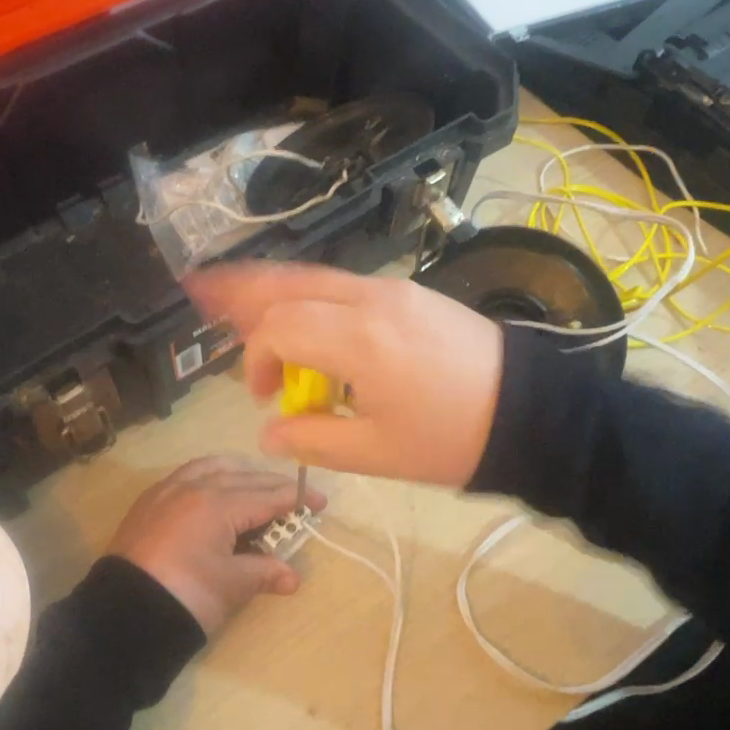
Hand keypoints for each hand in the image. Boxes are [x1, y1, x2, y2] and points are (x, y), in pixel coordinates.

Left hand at [108, 457, 326, 635]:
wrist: (122, 615)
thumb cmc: (186, 596)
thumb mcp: (231, 586)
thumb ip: (264, 572)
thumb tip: (292, 577)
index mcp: (218, 503)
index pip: (267, 496)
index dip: (296, 499)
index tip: (319, 502)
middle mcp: (193, 487)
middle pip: (243, 477)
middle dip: (271, 486)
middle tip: (295, 497)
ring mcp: (166, 491)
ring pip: (211, 468)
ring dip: (238, 474)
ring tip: (255, 485)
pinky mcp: (148, 503)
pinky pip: (186, 475)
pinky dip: (209, 476)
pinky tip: (214, 489)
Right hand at [186, 263, 502, 487]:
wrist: (533, 410)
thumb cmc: (453, 439)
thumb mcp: (379, 454)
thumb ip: (314, 439)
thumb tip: (268, 432)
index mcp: (359, 340)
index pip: (279, 330)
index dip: (257, 361)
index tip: (262, 399)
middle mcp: (369, 300)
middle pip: (287, 284)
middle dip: (240, 290)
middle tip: (197, 290)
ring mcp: (391, 289)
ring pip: (313, 275)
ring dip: (270, 284)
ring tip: (227, 283)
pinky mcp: (408, 292)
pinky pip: (341, 284)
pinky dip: (306, 291)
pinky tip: (293, 302)